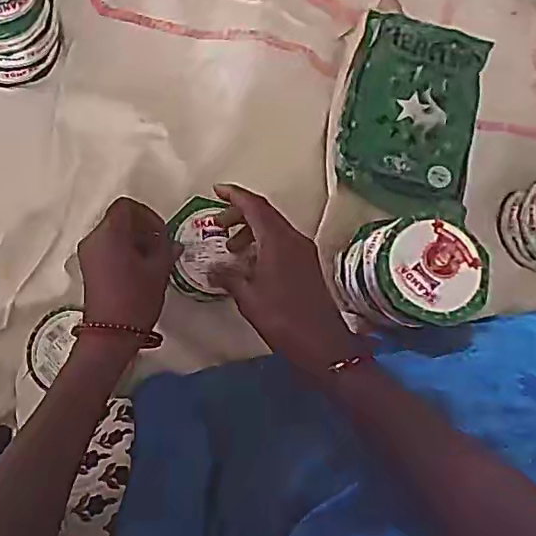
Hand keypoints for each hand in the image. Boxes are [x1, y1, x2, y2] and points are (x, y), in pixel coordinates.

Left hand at [79, 197, 174, 331]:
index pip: (126, 207)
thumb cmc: (136, 298)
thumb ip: (166, 250)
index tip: (161, 233)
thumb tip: (173, 244)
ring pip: (112, 234)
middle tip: (161, 246)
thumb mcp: (158, 271)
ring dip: (134, 241)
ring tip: (153, 261)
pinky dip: (123, 252)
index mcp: (110, 233)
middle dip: (142, 228)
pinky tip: (140, 271)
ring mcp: (88, 254)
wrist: (111, 335)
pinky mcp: (88, 269)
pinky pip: (107, 249)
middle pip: (118, 219)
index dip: (147, 215)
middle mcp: (94, 238)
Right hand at [210, 184, 362, 376]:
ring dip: (251, 231)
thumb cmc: (283, 319)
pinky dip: (263, 244)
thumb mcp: (248, 298)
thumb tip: (212, 268)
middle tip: (219, 224)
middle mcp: (294, 240)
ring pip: (274, 229)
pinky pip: (282, 243)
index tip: (216, 191)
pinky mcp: (308, 265)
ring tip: (231, 248)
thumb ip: (228, 277)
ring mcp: (304, 252)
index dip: (234, 195)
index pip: (255, 206)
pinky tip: (251, 264)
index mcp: (278, 241)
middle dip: (240, 214)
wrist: (323, 344)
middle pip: (265, 214)